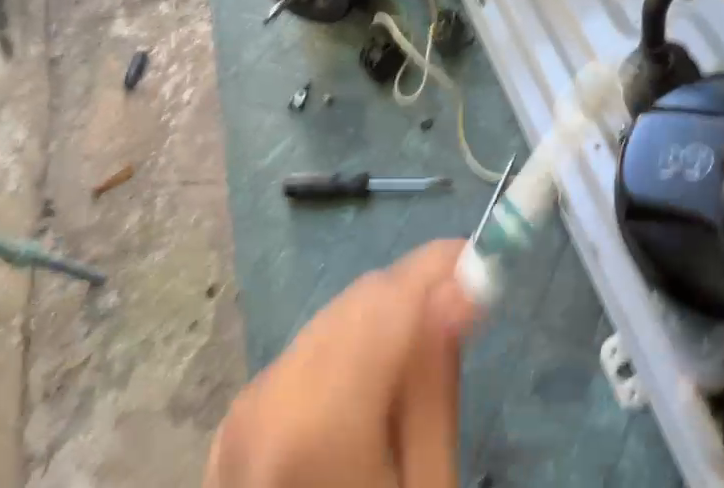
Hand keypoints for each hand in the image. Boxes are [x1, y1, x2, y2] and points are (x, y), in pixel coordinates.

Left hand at [204, 240, 481, 487]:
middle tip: (465, 314)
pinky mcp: (236, 420)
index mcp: (316, 422)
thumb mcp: (426, 482)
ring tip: (419, 362)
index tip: (487, 259)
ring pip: (332, 318)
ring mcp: (243, 409)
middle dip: (416, 294)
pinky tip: (371, 390)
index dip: (442, 266)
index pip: (388, 298)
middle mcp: (266, 400)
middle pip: (360, 301)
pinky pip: (306, 350)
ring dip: (382, 319)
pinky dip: (347, 348)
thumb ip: (435, 381)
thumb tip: (463, 287)